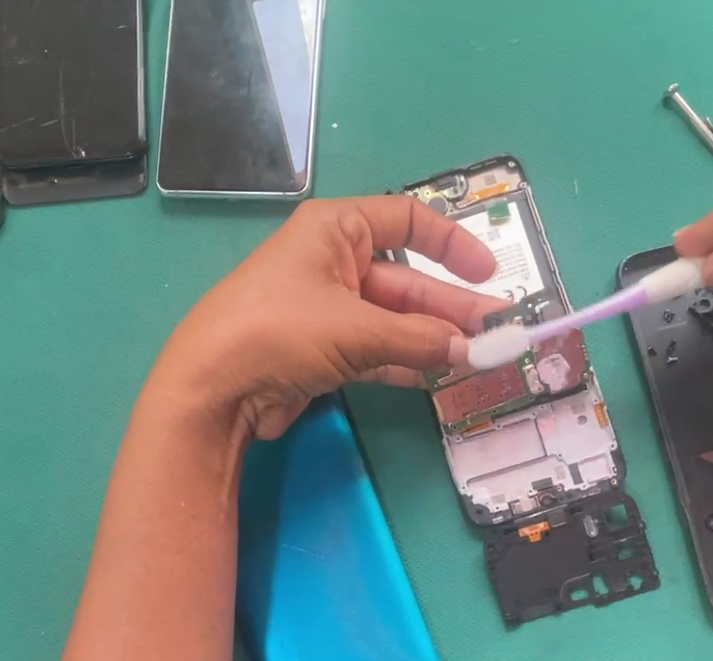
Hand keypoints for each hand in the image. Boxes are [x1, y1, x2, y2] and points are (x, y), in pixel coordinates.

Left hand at [147, 196, 502, 439]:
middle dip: (451, 307)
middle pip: (406, 281)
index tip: (486, 272)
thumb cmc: (278, 331)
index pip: (405, 221)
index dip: (450, 244)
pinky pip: (378, 353)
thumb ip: (417, 340)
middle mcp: (334, 265)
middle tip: (498, 332)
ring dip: (435, 340)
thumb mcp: (354, 329)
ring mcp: (329, 312)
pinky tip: (441, 375)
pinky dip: (408, 364)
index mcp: (336, 231)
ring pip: (395, 322)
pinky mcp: (324, 354)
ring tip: (481, 357)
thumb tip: (470, 350)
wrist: (214, 389)